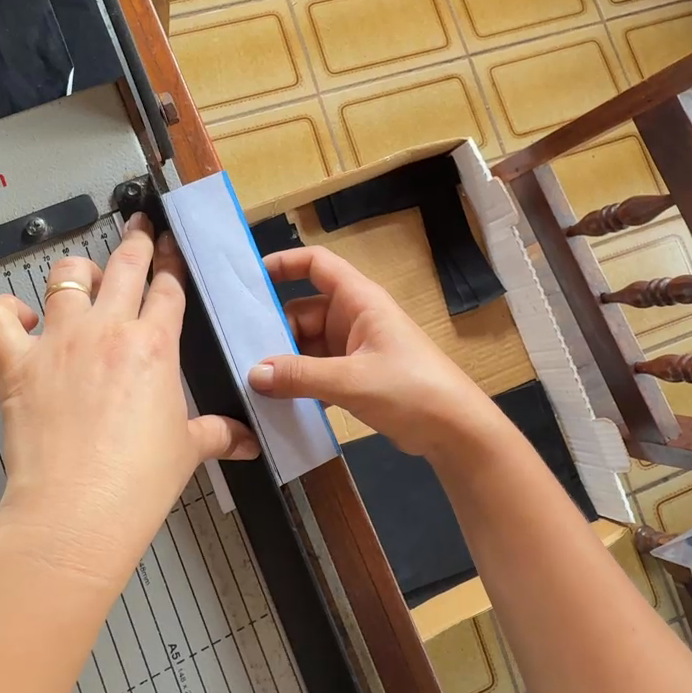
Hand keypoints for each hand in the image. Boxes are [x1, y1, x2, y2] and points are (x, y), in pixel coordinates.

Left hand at [0, 213, 257, 582]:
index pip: (168, 285)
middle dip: (135, 240)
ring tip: (84, 275)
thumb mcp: (188, 450)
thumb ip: (217, 433)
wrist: (76, 514)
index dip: (171, 261)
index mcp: (156, 344)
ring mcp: (60, 342)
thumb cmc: (138, 482)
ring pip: (67, 277)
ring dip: (78, 271)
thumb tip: (246, 441)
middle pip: (125, 264)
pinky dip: (6, 310)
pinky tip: (21, 317)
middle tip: (138, 227)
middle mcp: (108, 330)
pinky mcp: (17, 363)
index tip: (170, 246)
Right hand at [248, 245, 502, 461]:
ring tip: (248, 380)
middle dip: (274, 328)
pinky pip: (317, 369)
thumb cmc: (411, 389)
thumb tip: (253, 373)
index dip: (284, 263)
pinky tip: (275, 401)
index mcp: (359, 300)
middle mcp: (354, 317)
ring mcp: (355, 347)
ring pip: (307, 343)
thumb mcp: (352, 381)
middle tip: (237, 350)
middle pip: (303, 310)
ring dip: (284, 360)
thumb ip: (301, 376)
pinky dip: (299, 381)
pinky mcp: (356, 376)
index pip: (317, 265)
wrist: (454, 429)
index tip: (249, 277)